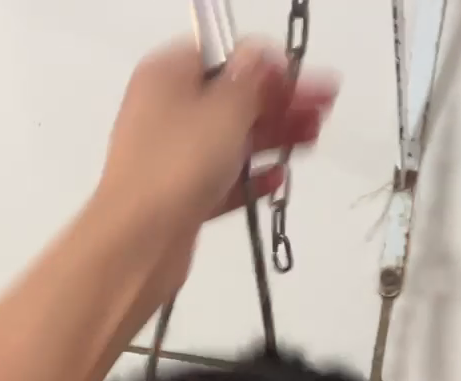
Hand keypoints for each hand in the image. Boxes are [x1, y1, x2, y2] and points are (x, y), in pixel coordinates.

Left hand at [93, 42, 337, 299]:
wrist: (138, 244)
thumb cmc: (178, 166)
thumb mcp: (223, 108)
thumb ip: (249, 80)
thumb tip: (258, 58)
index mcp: (167, 76)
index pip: (224, 56)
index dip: (264, 66)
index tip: (300, 80)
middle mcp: (165, 114)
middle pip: (230, 101)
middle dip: (277, 104)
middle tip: (322, 110)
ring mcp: (170, 161)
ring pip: (228, 142)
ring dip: (270, 139)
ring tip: (311, 140)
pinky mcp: (179, 201)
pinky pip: (220, 183)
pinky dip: (248, 179)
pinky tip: (277, 179)